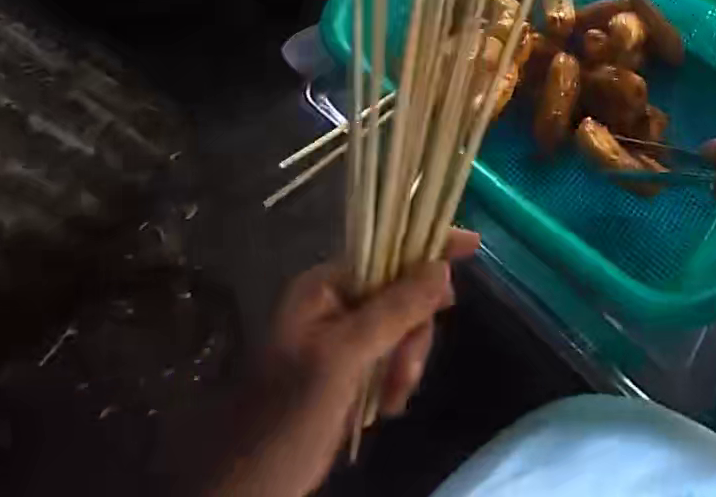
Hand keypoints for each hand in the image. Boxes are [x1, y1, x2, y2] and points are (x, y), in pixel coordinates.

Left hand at [207, 229, 478, 496]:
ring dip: (408, 359)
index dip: (428, 244)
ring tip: (395, 397)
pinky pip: (393, 351)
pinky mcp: (348, 368)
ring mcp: (341, 337)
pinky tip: (390, 402)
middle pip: (402, 291)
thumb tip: (442, 269)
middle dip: (414, 329)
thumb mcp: (344, 359)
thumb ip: (394, 309)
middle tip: (408, 369)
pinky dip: (399, 374)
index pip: (386, 248)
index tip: (472, 245)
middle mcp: (333, 303)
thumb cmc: (286, 419)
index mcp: (323, 287)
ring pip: (403, 324)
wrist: (243, 496)